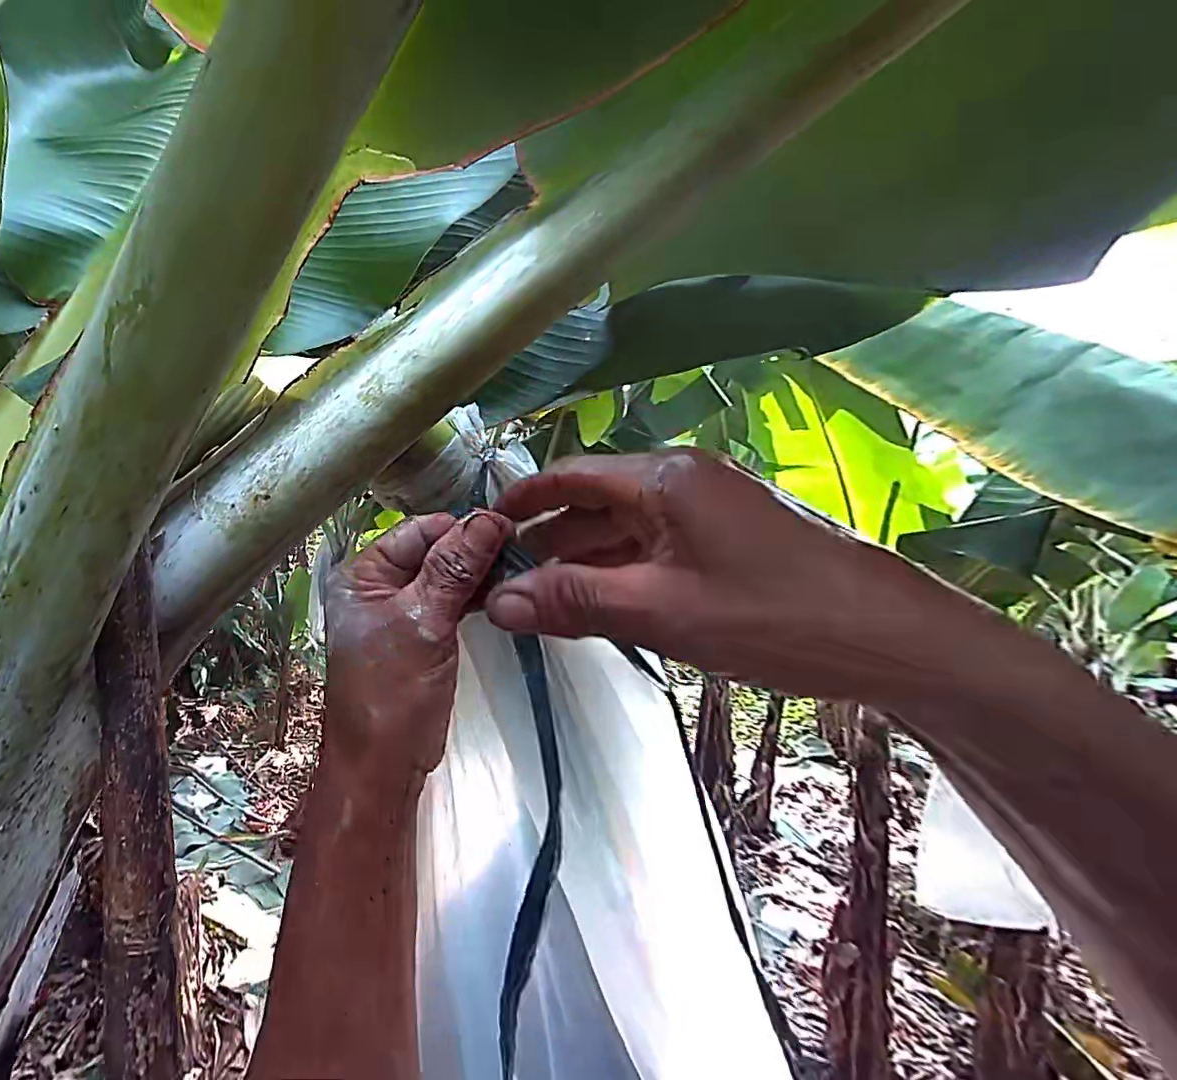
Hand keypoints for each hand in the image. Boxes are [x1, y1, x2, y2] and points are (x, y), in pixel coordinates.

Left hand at [324, 510, 510, 781]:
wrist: (382, 762)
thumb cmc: (389, 695)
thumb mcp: (423, 623)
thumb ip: (453, 569)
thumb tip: (485, 520)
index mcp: (361, 575)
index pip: (416, 531)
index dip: (460, 527)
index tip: (508, 528)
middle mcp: (375, 586)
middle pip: (431, 550)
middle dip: (473, 549)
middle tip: (524, 551)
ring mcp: (398, 610)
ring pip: (444, 575)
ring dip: (478, 572)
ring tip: (521, 571)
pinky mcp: (419, 633)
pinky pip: (449, 601)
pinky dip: (474, 596)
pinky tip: (503, 593)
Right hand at [484, 448, 992, 704]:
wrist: (906, 648)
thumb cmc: (776, 617)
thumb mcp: (658, 611)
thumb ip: (569, 602)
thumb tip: (494, 604)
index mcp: (662, 479)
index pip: (566, 476)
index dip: (518, 502)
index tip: (480, 534)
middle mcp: (679, 483)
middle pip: (586, 505)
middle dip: (541, 543)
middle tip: (499, 582)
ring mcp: (703, 513)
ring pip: (615, 531)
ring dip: (574, 563)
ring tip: (534, 602)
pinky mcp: (720, 542)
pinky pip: (645, 551)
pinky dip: (610, 574)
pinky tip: (589, 606)